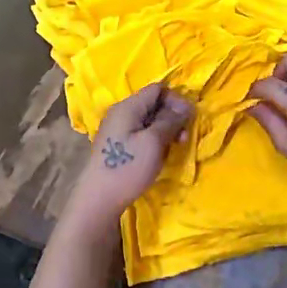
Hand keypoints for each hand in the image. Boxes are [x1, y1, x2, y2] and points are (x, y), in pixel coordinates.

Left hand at [64, 83, 193, 234]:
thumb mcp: (154, 142)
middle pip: (153, 104)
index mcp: (128, 106)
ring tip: (173, 149)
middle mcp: (120, 113)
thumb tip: (186, 104)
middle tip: (183, 139)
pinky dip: (154, 140)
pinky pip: (141, 133)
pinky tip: (159, 156)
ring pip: (148, 120)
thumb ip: (170, 120)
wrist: (99, 199)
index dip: (176, 99)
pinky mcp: (117, 145)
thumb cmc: (128, 167)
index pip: (157, 89)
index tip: (187, 120)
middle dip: (172, 117)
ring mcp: (117, 129)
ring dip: (165, 131)